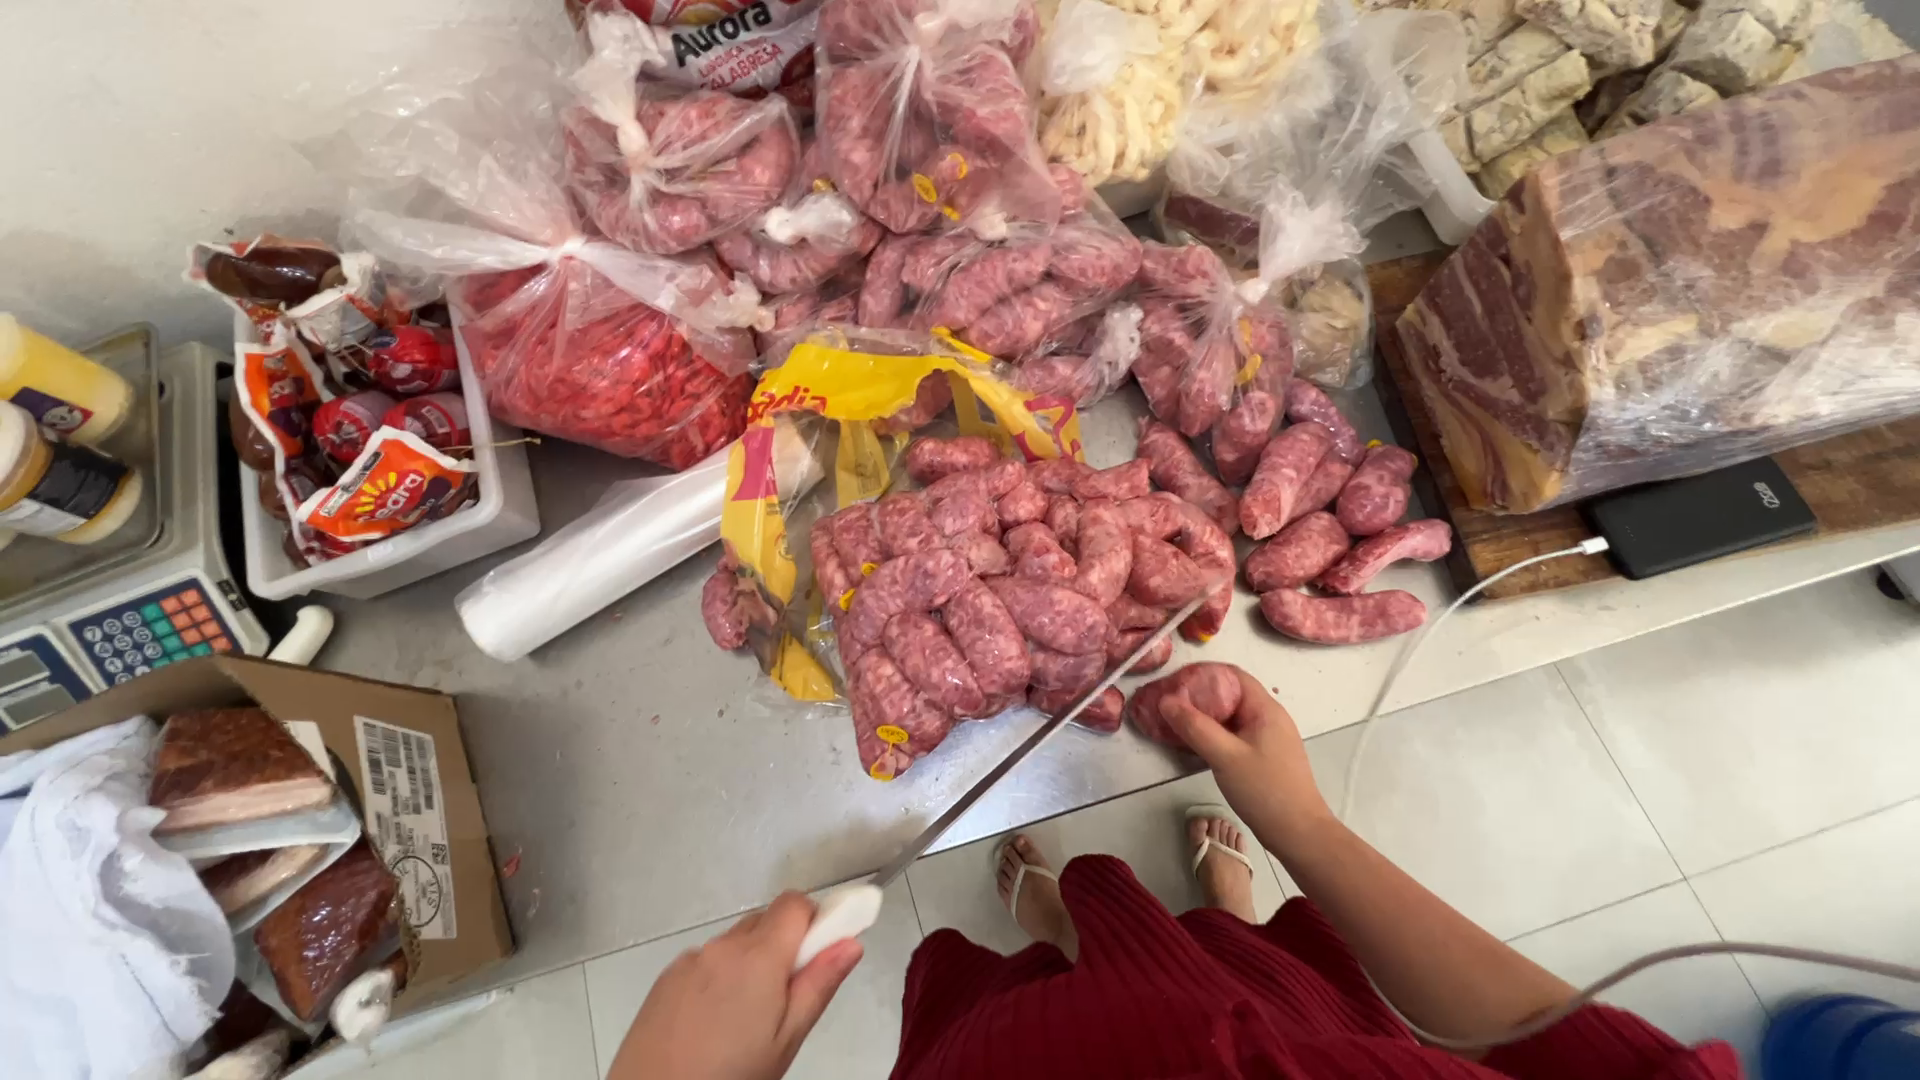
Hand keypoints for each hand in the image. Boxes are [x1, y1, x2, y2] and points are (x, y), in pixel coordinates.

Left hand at [607, 891, 863, 1079]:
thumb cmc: (729, 1076)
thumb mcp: (786, 1040)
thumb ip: (819, 984)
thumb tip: (852, 942)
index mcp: (759, 955)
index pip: (795, 903)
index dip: (813, 920)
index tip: (818, 954)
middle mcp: (724, 944)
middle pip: (765, 920)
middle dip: (782, 945)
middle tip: (782, 997)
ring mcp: (691, 958)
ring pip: (735, 942)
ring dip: (748, 962)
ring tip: (742, 1020)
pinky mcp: (666, 976)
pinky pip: (706, 960)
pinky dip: (717, 977)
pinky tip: (710, 1022)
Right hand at [1159, 666, 1333, 852]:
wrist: (1299, 834)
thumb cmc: (1265, 790)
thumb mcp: (1225, 756)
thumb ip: (1194, 726)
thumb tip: (1166, 701)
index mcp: (1265, 709)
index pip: (1232, 674)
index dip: (1203, 673)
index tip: (1174, 683)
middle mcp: (1268, 717)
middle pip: (1230, 694)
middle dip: (1198, 695)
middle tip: (1169, 703)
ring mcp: (1267, 737)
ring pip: (1230, 716)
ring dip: (1203, 716)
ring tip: (1175, 722)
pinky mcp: (1262, 755)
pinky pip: (1233, 733)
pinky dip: (1212, 733)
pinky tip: (1193, 743)